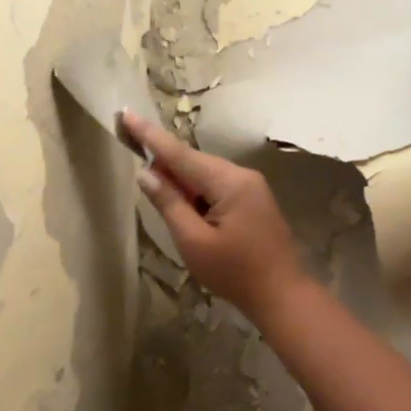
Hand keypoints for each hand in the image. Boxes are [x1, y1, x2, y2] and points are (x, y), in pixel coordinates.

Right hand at [123, 110, 310, 317]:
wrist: (283, 296)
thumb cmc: (235, 273)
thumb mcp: (194, 242)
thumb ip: (169, 203)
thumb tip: (146, 173)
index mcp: (229, 181)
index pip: (180, 153)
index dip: (150, 136)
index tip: (127, 114)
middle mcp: (242, 175)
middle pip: (193, 162)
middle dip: (166, 167)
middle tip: (141, 180)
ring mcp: (251, 187)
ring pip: (205, 175)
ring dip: (182, 185)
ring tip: (167, 208)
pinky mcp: (253, 201)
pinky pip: (217, 187)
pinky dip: (198, 195)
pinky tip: (189, 214)